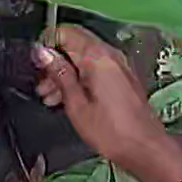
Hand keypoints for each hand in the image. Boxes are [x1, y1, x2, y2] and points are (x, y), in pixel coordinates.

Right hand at [32, 25, 181, 181]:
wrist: (146, 149)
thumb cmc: (110, 131)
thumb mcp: (76, 104)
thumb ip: (59, 74)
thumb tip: (42, 52)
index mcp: (97, 56)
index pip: (66, 32)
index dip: (47, 45)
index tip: (36, 63)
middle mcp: (110, 54)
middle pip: (75, 44)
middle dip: (55, 61)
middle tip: (41, 85)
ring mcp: (118, 65)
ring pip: (84, 58)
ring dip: (65, 73)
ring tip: (50, 97)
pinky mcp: (122, 78)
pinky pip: (96, 69)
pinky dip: (80, 79)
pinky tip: (68, 99)